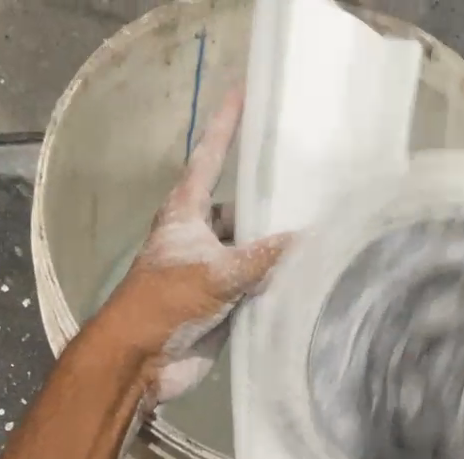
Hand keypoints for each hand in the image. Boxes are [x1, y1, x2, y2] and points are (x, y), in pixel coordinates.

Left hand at [94, 86, 288, 400]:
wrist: (142, 360)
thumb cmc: (166, 303)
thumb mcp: (215, 272)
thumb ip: (260, 257)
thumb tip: (303, 240)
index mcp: (186, 214)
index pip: (208, 158)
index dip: (225, 127)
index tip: (242, 93)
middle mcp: (199, 237)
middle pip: (237, 209)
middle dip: (266, 200)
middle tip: (310, 182)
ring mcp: (211, 272)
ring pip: (249, 250)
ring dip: (274, 247)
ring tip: (321, 228)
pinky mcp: (221, 305)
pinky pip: (254, 286)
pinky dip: (275, 282)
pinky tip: (307, 275)